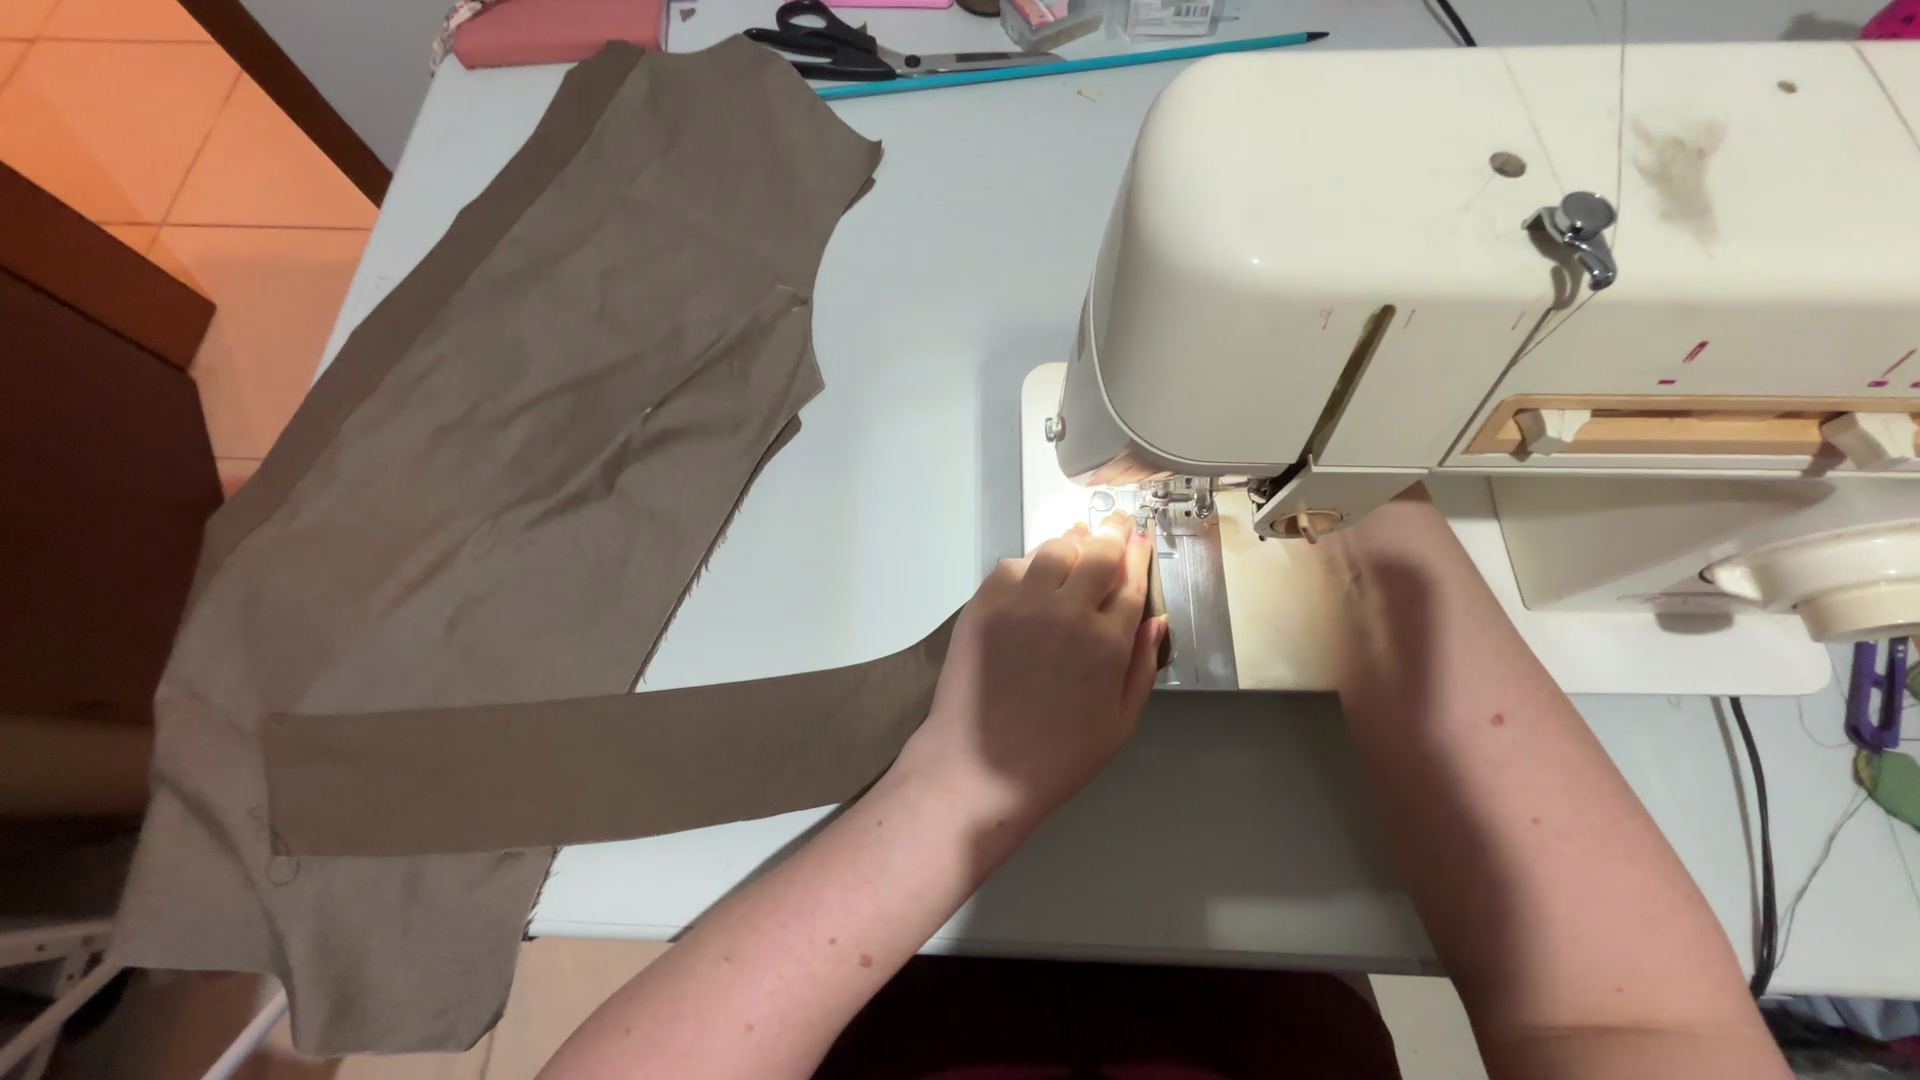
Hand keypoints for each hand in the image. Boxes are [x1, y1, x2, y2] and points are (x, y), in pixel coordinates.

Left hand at [895, 512, 1166, 823]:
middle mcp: (1066, 612)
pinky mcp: (982, 607)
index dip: (1139, 555)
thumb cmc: (1058, 757)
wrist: (979, 768)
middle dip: (1112, 533)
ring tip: (1078, 540)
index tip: (1142, 538)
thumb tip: (1157, 621)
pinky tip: (1035, 573)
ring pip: (1053, 550)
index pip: (1131, 581)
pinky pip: (1010, 567)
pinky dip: (1028, 563)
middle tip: (1116, 522)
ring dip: (1071, 542)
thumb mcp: (1119, 724)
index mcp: (1107, 642)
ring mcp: (1020, 605)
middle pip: (1096, 553)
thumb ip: (1143, 667)